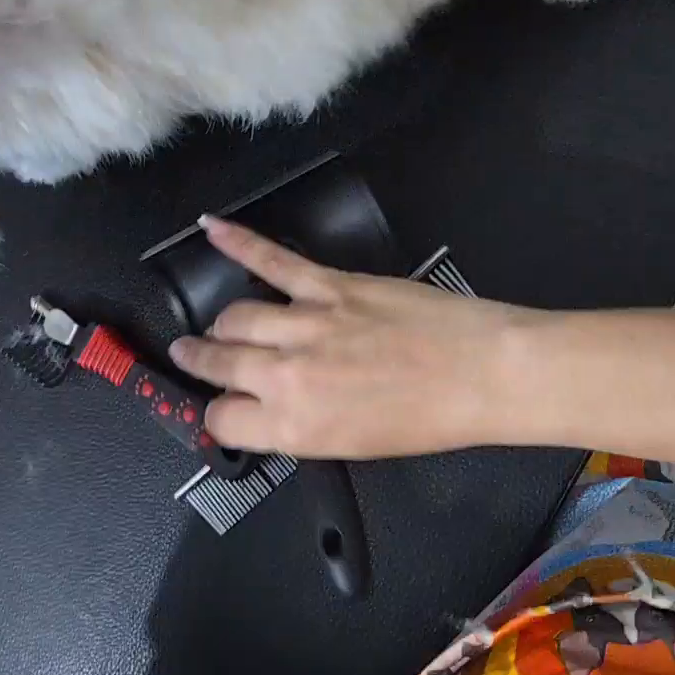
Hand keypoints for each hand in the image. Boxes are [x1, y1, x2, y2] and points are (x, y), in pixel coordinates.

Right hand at [167, 217, 540, 458]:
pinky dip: (238, 242)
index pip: (223, 419)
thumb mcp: (353, 445)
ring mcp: (307, 324)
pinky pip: (272, 260)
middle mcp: (289, 375)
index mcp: (295, 425)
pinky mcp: (331, 285)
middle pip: (219, 363)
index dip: (219, 415)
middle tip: (191, 356)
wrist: (483, 373)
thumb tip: (270, 407)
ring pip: (236, 316)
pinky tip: (211, 228)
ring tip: (215, 327)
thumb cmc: (430, 417)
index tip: (222, 408)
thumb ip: (300, 426)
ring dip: (220, 324)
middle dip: (200, 362)